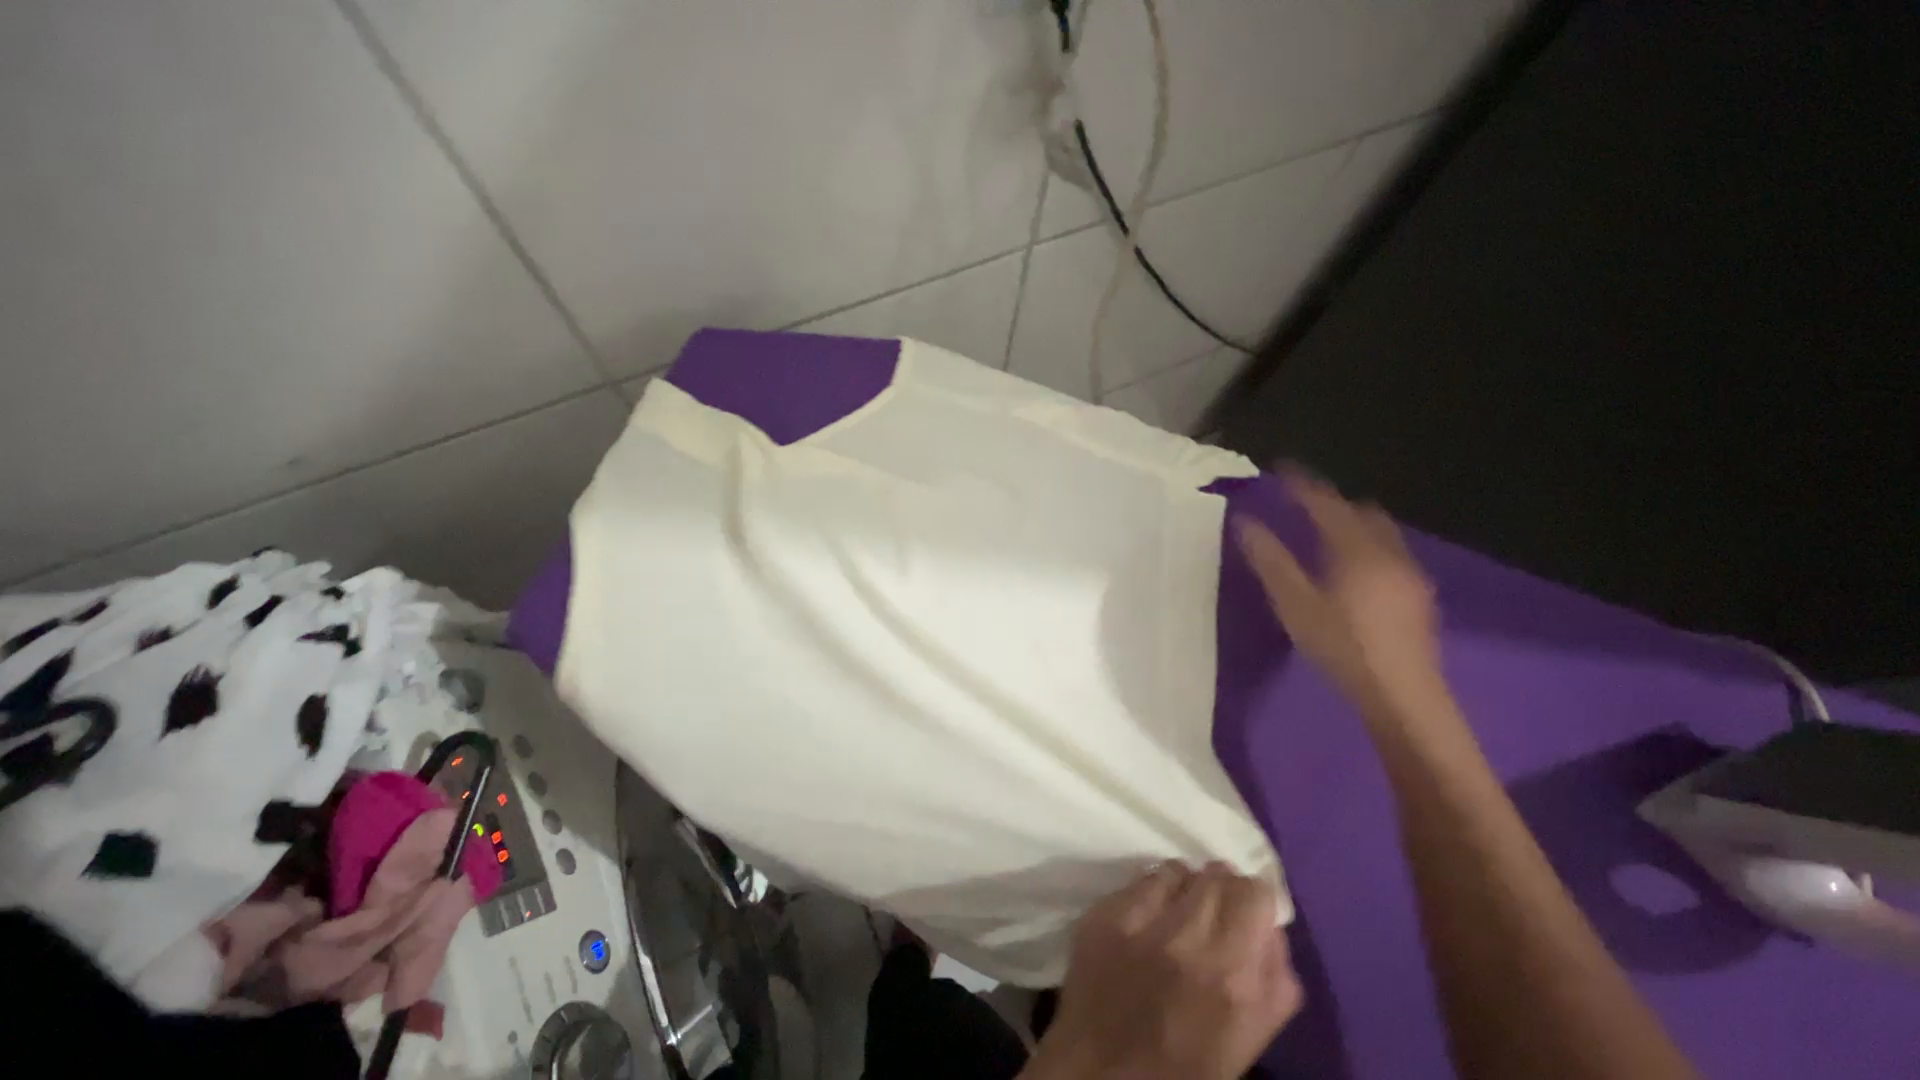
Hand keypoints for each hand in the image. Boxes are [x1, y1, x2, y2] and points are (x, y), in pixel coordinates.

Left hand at [1022, 862, 1301, 1079]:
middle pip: (1217, 875)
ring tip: (1178, 912)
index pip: (1255, 892)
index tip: (1246, 913)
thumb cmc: (1186, 1065)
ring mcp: (1140, 924)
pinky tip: (1147, 919)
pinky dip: (1149, 892)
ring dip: (1184, 887)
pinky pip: (1139, 880)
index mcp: (1234, 975)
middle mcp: (1189, 940)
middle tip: (1212, 913)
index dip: (1253, 900)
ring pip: (1178, 870)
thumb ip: (1274, 975)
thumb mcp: (1252, 1034)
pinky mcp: (1103, 917)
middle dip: (1221, 890)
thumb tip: (1270, 924)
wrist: (1103, 1076)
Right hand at [1235, 469, 1442, 712]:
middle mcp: (1388, 551)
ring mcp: (1410, 573)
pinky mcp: (1419, 596)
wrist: (1402, 695)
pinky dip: (1370, 549)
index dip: (1303, 484)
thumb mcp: (1295, 606)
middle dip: (1334, 504)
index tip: (1282, 469)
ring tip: (1328, 539)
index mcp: (1356, 548)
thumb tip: (1245, 523)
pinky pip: (1392, 554)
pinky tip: (1356, 575)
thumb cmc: (1342, 647)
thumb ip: (1271, 561)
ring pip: (1381, 533)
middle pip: (1362, 511)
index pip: (1326, 503)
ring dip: (1355, 526)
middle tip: (1305, 508)